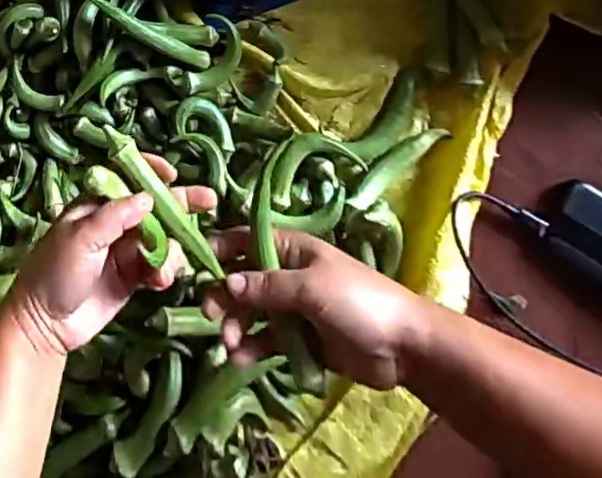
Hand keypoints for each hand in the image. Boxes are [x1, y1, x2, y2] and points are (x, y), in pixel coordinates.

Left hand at [2, 155, 216, 357]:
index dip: (150, 170)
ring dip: (171, 251)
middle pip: (153, 206)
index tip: (173, 173)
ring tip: (163, 271)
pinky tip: (160, 281)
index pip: (127, 177)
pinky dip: (166, 271)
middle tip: (210, 200)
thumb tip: (148, 199)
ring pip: (162, 238)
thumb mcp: (81, 238)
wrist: (44, 322)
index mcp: (97, 203)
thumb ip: (115, 218)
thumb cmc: (55, 269)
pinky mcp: (133, 276)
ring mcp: (125, 249)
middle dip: (180, 203)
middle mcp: (115, 222)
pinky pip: (160, 266)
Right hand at [200, 227, 430, 389]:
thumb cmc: (358, 301)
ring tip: (230, 346)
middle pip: (241, 280)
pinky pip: (265, 339)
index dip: (218, 250)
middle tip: (211, 317)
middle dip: (224, 297)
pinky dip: (251, 348)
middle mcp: (284, 273)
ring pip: (250, 312)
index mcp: (287, 249)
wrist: (407, 348)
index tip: (194, 268)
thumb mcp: (310, 288)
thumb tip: (225, 282)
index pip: (242, 240)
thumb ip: (266, 286)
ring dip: (236, 326)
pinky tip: (241, 360)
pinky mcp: (298, 337)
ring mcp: (290, 306)